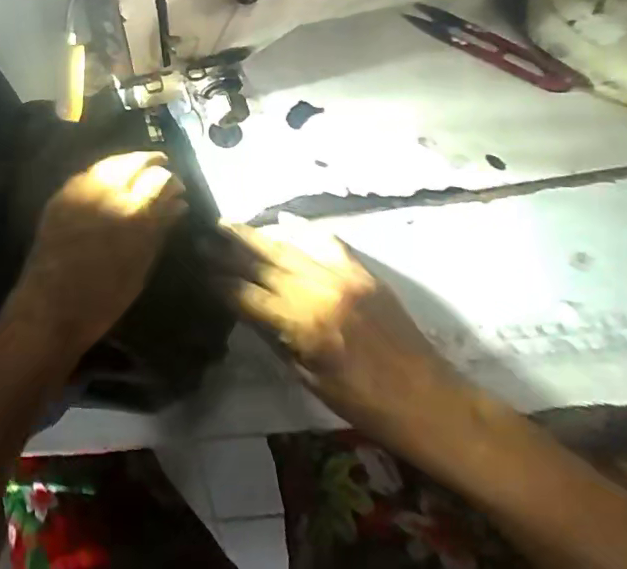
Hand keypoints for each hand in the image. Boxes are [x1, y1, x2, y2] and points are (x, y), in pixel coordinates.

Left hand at [4, 152, 185, 355]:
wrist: (48, 306)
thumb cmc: (103, 299)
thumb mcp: (140, 268)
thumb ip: (158, 231)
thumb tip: (177, 205)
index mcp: (132, 213)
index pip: (159, 180)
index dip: (172, 181)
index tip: (179, 189)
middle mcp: (105, 193)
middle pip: (133, 163)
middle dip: (151, 162)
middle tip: (162, 165)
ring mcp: (78, 192)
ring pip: (108, 164)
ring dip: (126, 163)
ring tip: (139, 169)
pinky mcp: (59, 197)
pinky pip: (86, 174)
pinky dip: (102, 172)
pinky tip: (110, 179)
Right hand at [215, 217, 466, 442]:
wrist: (431, 403)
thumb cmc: (364, 404)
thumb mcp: (307, 377)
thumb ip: (273, 335)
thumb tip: (241, 306)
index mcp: (303, 325)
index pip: (244, 293)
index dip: (216, 281)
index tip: (195, 270)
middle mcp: (318, 292)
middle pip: (260, 261)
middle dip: (225, 249)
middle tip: (199, 235)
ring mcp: (342, 277)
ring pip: (287, 246)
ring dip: (253, 234)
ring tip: (226, 223)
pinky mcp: (363, 272)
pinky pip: (325, 241)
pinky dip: (301, 230)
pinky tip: (282, 221)